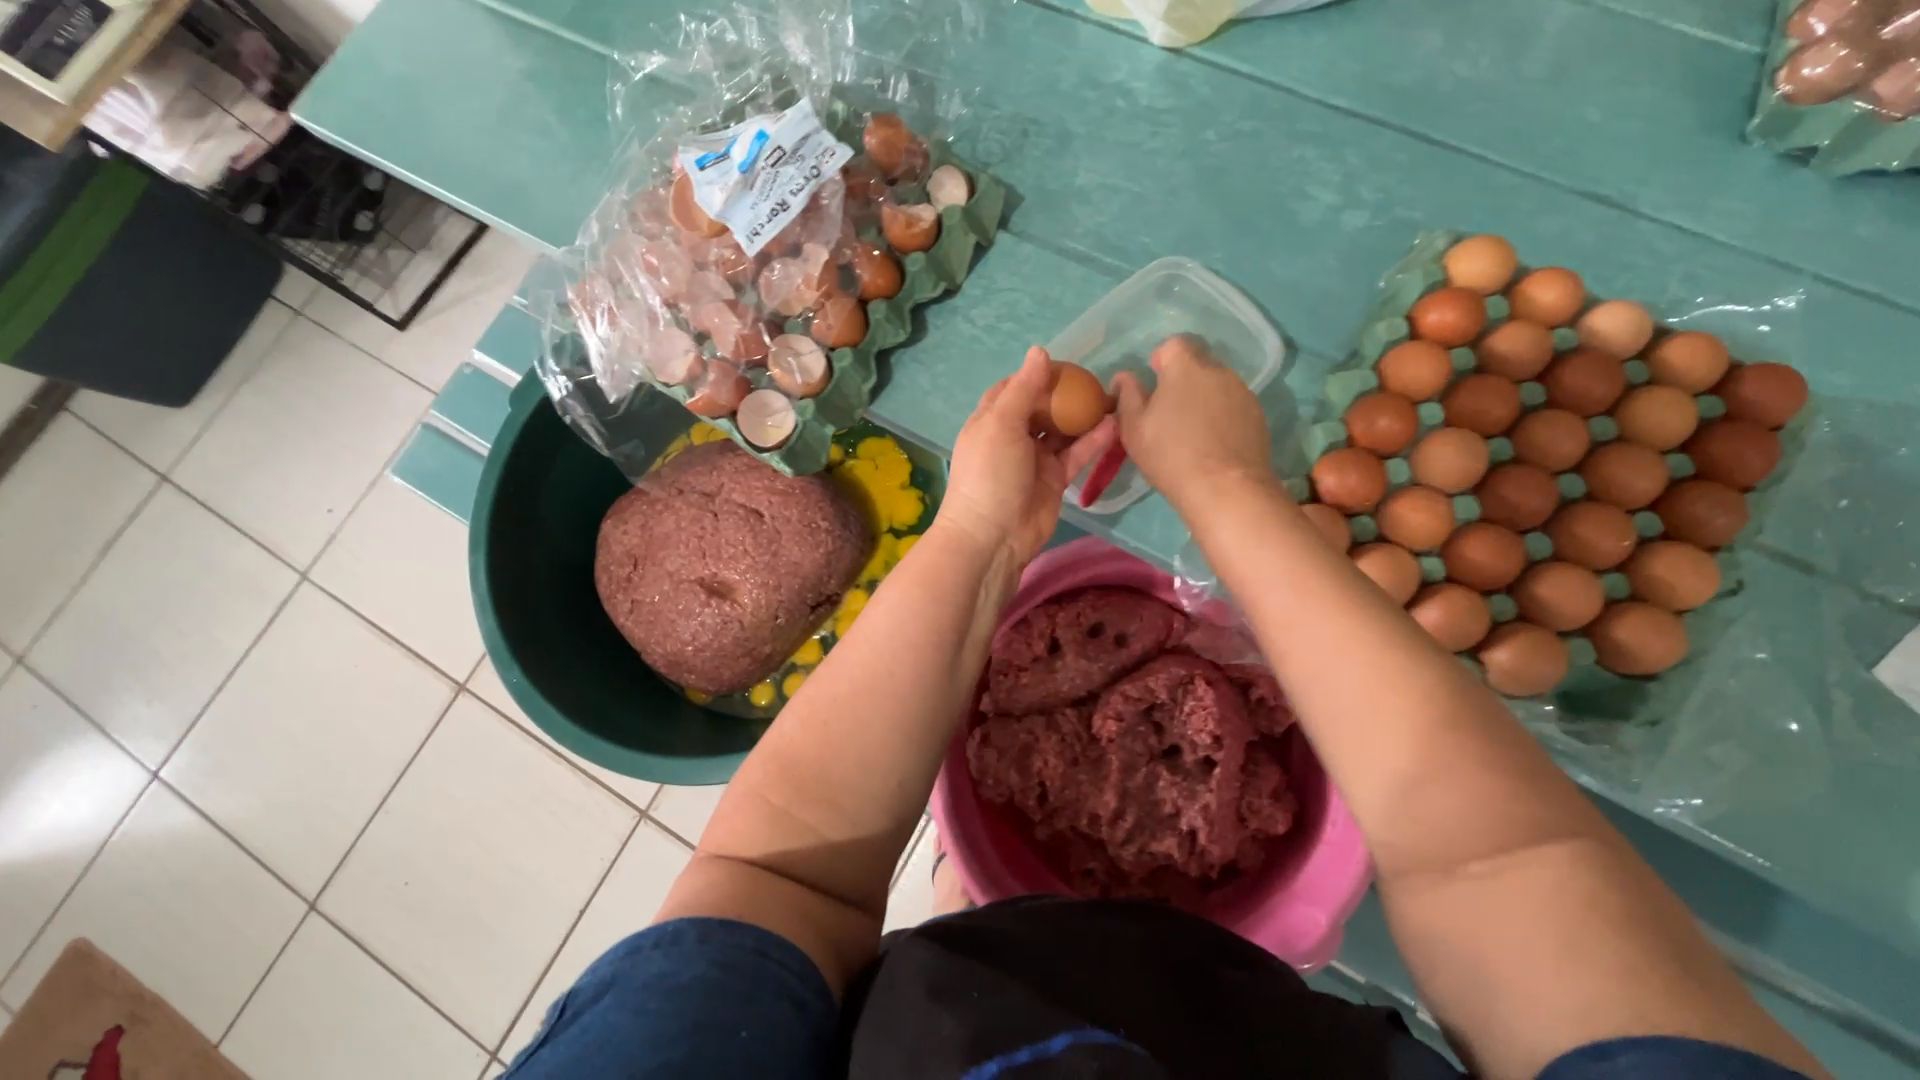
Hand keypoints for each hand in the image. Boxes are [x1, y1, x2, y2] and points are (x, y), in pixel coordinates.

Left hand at [939, 346, 1114, 565]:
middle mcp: (1012, 437)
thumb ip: (1023, 388)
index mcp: (991, 420)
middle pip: (1041, 408)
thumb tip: (1040, 350)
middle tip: (1095, 380)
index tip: (1064, 364)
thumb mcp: (1001, 424)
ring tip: (1112, 397)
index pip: (1013, 389)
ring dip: (1082, 416)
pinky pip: (1076, 454)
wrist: (994, 536)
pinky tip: (1115, 424)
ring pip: (1062, 431)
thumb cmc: (990, 474)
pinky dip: (1093, 441)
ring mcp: (1034, 459)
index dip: (1035, 375)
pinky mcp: (1054, 480)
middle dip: (1064, 394)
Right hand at [1113, 334, 1273, 509]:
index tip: (1155, 385)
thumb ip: (1128, 396)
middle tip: (1170, 415)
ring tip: (1193, 434)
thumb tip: (1125, 376)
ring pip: (1218, 387)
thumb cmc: (1171, 455)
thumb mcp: (1135, 429)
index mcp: (1186, 368)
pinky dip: (1223, 418)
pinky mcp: (1258, 417)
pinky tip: (1214, 446)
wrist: (1226, 489)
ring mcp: (1243, 393)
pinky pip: (1234, 407)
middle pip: (1198, 365)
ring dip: (1204, 400)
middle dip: (1183, 382)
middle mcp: (1219, 372)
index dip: (1162, 360)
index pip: (1174, 344)